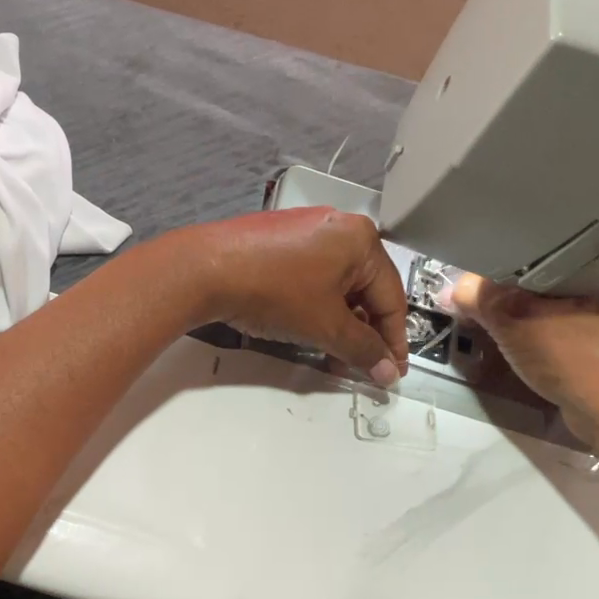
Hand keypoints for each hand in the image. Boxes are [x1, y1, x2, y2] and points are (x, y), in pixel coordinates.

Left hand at [186, 208, 407, 384]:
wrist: (205, 270)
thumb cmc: (274, 293)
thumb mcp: (325, 326)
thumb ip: (361, 349)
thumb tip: (387, 371)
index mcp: (361, 239)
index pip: (391, 297)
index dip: (393, 340)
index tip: (391, 372)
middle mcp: (337, 226)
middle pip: (363, 289)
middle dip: (361, 333)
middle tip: (357, 367)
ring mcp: (303, 230)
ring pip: (334, 285)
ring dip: (336, 323)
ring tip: (329, 354)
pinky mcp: (274, 240)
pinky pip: (307, 276)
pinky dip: (312, 306)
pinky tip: (303, 328)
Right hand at [451, 274, 598, 449]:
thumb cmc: (575, 354)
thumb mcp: (516, 319)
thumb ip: (483, 300)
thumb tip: (451, 288)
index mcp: (587, 269)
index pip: (532, 257)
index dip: (494, 268)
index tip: (463, 283)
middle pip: (536, 287)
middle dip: (501, 298)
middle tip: (468, 308)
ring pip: (544, 315)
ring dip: (514, 324)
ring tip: (484, 329)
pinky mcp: (597, 356)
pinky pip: (553, 340)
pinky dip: (530, 345)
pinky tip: (513, 353)